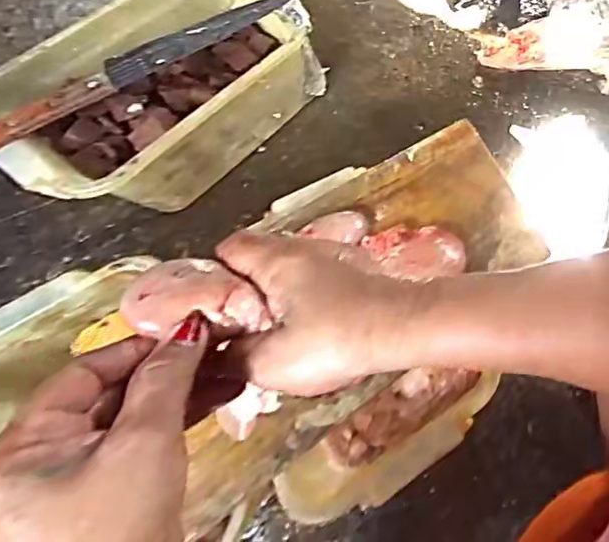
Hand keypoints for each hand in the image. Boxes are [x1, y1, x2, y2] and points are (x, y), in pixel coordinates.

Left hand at [0, 318, 238, 541]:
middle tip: (213, 350)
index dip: (138, 347)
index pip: (80, 374)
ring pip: (116, 426)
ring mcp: (48, 501)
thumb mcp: (146, 441)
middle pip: (100, 399)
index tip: (188, 329)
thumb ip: (165, 376)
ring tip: (220, 377)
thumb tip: (188, 326)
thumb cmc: (118, 530)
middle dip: (163, 373)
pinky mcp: (82, 516)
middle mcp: (18, 477)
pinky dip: (160, 430)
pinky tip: (202, 408)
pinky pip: (120, 454)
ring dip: (170, 398)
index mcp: (10, 459)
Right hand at [214, 231, 413, 396]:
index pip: (230, 246)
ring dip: (272, 295)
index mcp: (277, 259)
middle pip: (257, 256)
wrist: (400, 327)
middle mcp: (302, 247)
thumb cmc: (334, 341)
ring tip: (266, 334)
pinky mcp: (349, 271)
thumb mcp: (269, 363)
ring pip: (285, 268)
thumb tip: (211, 356)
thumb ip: (231, 357)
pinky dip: (299, 297)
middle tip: (233, 328)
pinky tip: (302, 328)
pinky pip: (310, 277)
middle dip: (241, 288)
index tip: (208, 308)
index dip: (212, 274)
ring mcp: (329, 255)